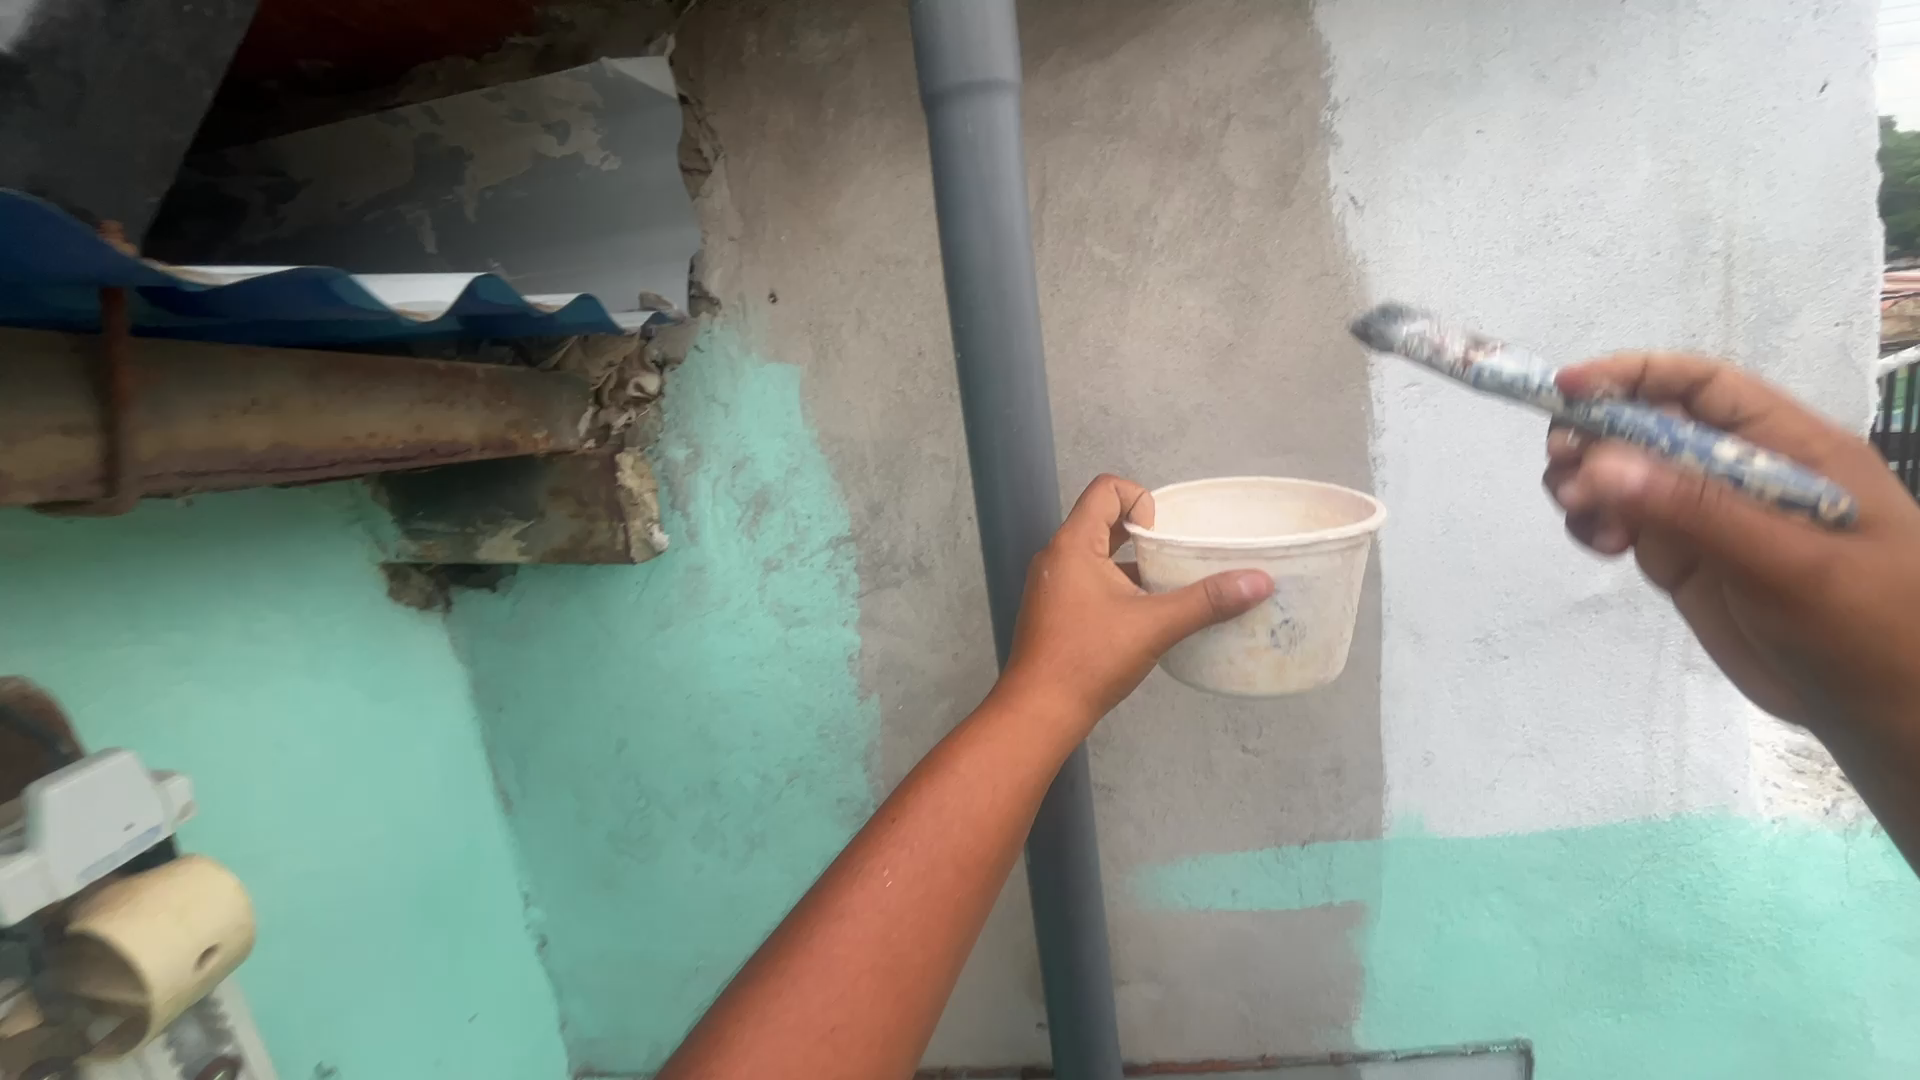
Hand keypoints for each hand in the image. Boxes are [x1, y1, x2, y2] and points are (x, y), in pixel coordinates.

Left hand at [995, 475, 1273, 726]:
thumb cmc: (1090, 659)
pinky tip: (1143, 615)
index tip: (1163, 535)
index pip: (1106, 490)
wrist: (1039, 709)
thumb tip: (1259, 581)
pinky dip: (1116, 586)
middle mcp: (1057, 556)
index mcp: (1073, 544)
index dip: (1141, 499)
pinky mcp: (1053, 610)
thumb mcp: (1154, 626)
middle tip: (1176, 557)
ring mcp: (1051, 584)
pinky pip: (1088, 580)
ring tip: (1168, 586)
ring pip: (1097, 554)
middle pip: (1102, 520)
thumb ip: (1207, 601)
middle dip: (1143, 533)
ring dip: (1131, 563)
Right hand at [1544, 352, 1919, 735]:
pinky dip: (1591, 525)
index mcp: (1787, 448)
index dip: (1631, 377)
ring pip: (1620, 475)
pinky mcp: (1681, 555)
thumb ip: (1691, 509)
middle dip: (1591, 439)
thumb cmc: (1870, 627)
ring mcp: (1705, 514)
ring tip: (1581, 520)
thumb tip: (1594, 463)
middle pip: (1644, 427)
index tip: (1566, 393)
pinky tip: (1599, 547)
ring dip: (1584, 485)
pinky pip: (1619, 520)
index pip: (1700, 386)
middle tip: (1562, 472)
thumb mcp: (1787, 562)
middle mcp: (1738, 471)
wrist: (1893, 711)